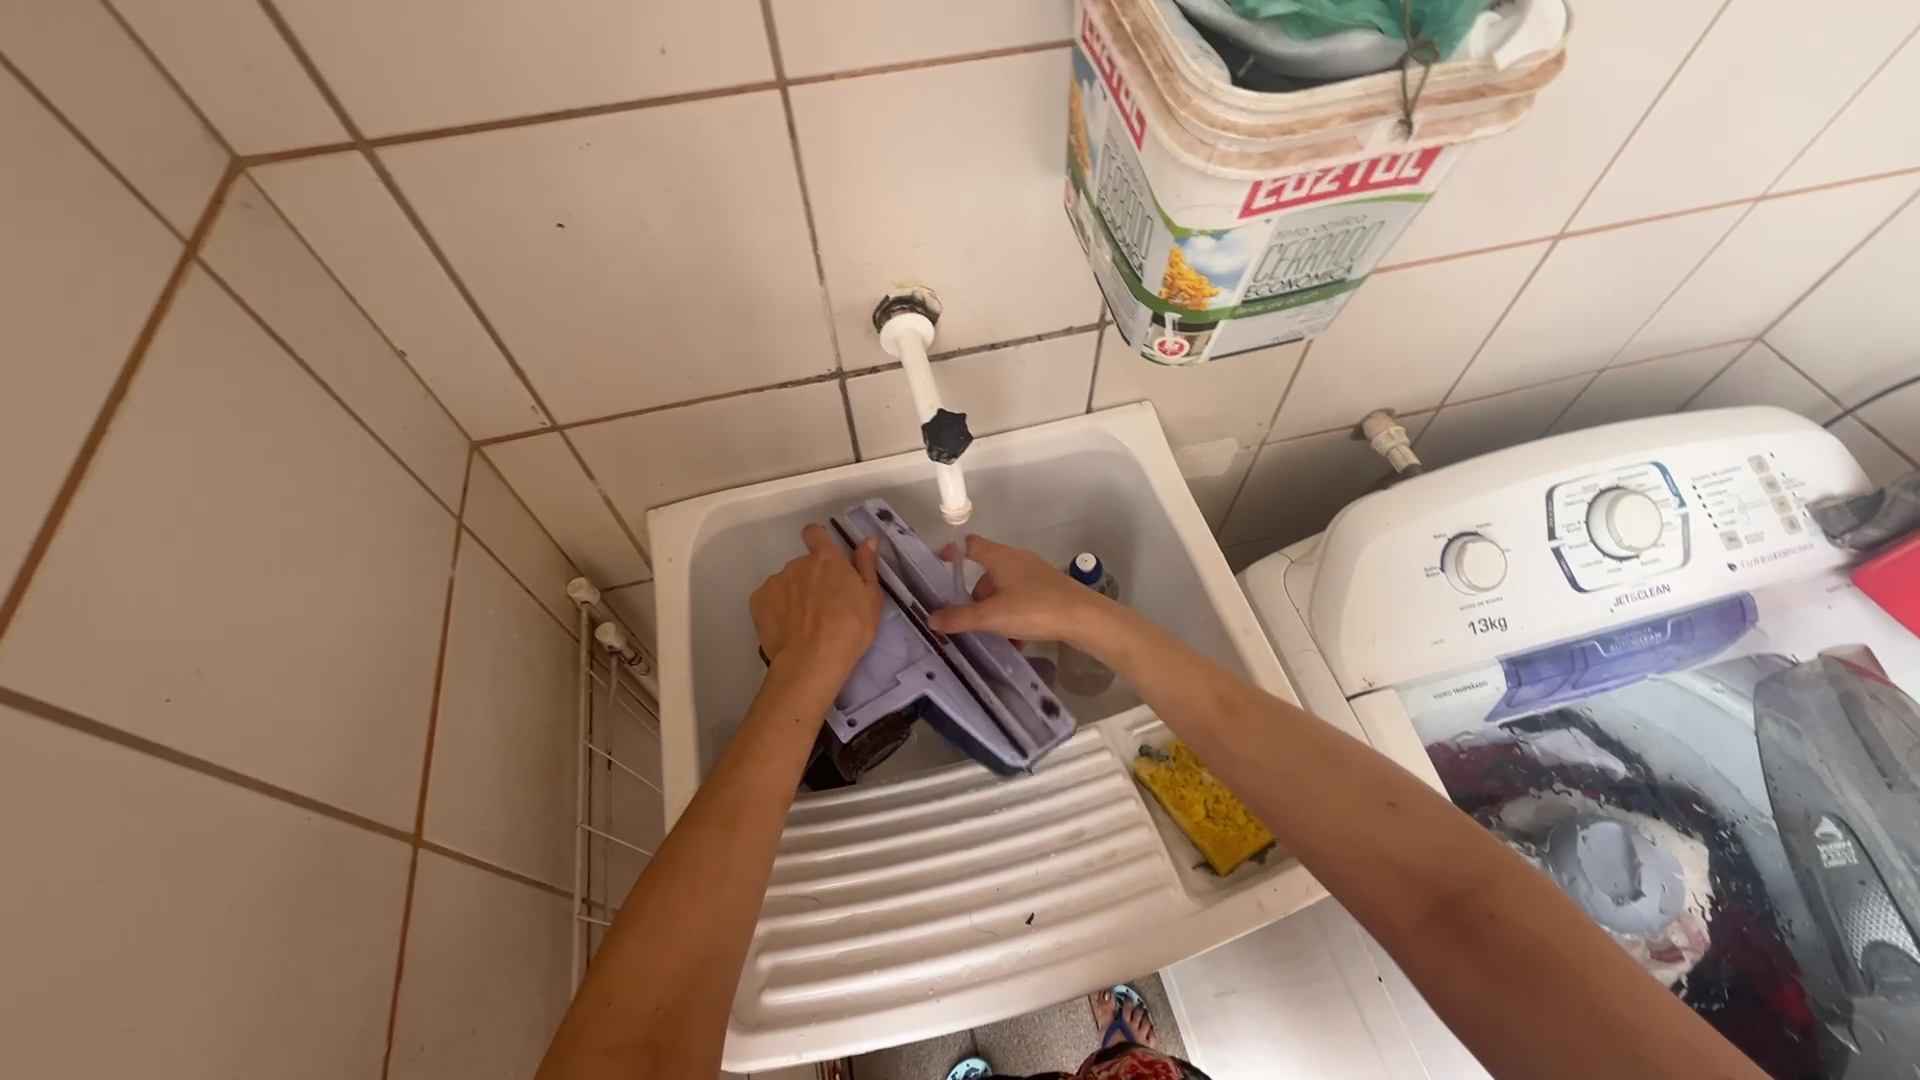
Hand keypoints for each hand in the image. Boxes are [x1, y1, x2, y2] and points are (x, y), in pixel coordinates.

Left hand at [750, 524, 882, 675]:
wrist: (812, 660)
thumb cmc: (850, 627)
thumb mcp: (871, 597)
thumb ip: (866, 565)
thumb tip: (867, 541)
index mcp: (827, 557)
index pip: (815, 533)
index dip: (818, 540)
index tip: (825, 558)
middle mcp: (797, 563)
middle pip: (803, 565)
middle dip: (811, 579)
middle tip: (823, 606)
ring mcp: (775, 582)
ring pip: (786, 583)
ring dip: (794, 595)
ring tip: (804, 623)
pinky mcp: (757, 602)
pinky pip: (770, 600)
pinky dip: (777, 610)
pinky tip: (788, 629)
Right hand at [927, 535, 1111, 643]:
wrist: (1084, 618)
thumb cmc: (1034, 608)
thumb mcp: (991, 616)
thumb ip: (960, 617)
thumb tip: (931, 618)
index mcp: (1000, 557)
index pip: (970, 545)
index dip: (953, 552)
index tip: (939, 563)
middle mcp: (1017, 560)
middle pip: (987, 575)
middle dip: (976, 599)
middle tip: (969, 621)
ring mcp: (1036, 574)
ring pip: (1005, 591)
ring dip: (996, 612)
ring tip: (994, 636)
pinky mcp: (1050, 590)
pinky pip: (1023, 601)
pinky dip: (1014, 618)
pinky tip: (1016, 641)